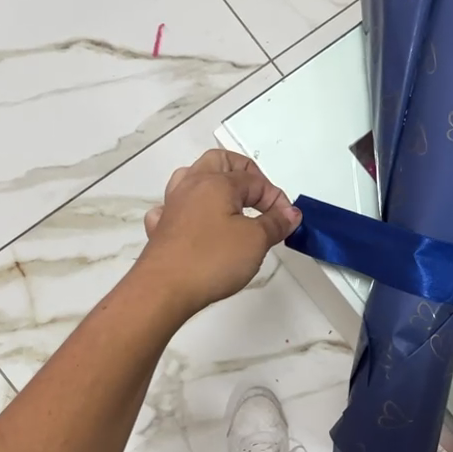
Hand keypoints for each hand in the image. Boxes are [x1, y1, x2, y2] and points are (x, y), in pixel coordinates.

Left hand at [136, 150, 300, 314]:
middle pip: (219, 161)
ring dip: (214, 183)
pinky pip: (172, 206)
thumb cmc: (210, 260)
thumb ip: (275, 223)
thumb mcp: (256, 240)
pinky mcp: (162, 229)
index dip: (276, 199)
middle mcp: (191, 186)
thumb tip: (290, 213)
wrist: (164, 290)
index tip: (287, 220)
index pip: (256, 180)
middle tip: (260, 195)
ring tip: (230, 202)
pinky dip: (187, 208)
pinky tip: (196, 221)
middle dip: (244, 172)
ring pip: (191, 177)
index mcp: (216, 182)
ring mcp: (172, 206)